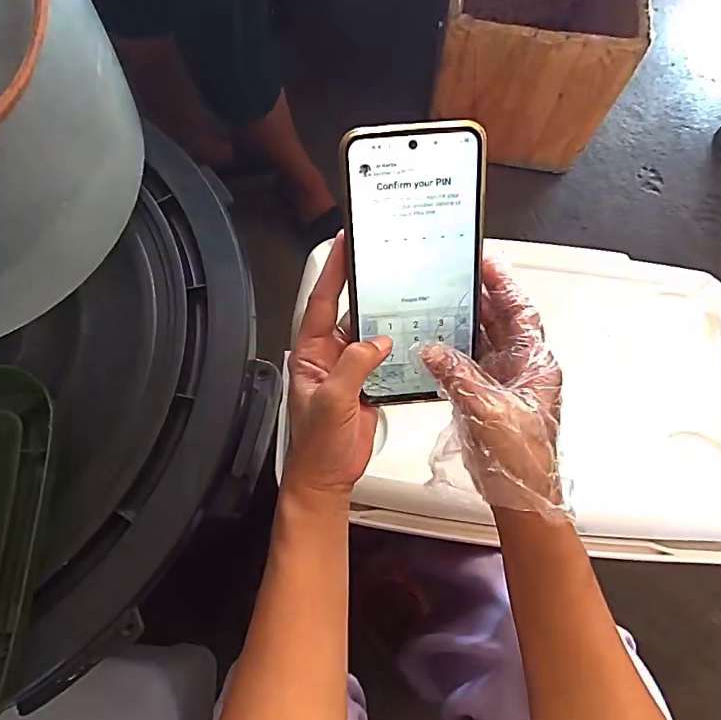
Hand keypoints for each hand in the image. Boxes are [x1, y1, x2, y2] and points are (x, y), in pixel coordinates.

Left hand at [286, 232, 390, 500]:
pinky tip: (410, 333)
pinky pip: (384, 355)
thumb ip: (353, 367)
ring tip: (401, 290)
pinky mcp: (368, 382)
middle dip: (360, 283)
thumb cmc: (317, 446)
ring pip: (368, 331)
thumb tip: (376, 343)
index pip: (321, 302)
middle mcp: (329, 356)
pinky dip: (397, 344)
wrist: (329, 475)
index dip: (332, 272)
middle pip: (346, 310)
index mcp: (310, 354)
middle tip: (377, 258)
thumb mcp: (331, 401)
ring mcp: (350, 368)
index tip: (342, 245)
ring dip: (383, 314)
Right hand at [418, 255, 565, 514]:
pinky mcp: (486, 394)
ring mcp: (504, 380)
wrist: (519, 494)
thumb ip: (459, 376)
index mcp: (535, 365)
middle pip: (502, 319)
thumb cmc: (523, 459)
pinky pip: (469, 361)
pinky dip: (453, 349)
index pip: (521, 312)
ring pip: (484, 338)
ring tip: (444, 301)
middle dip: (481, 296)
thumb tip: (435, 350)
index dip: (504, 284)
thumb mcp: (489, 410)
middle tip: (458, 275)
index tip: (485, 262)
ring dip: (466, 321)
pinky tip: (438, 341)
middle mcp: (522, 368)